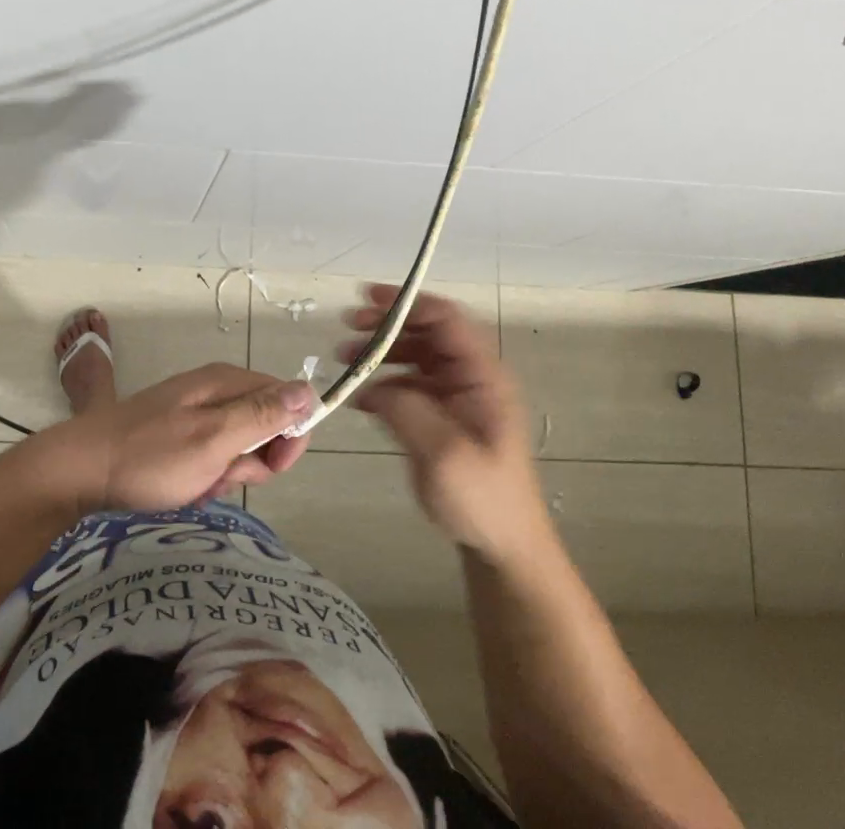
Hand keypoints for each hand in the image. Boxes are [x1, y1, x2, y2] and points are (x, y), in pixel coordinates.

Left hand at [40, 363, 315, 514]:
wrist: (80, 471)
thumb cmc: (150, 457)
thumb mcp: (214, 438)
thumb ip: (262, 415)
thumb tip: (310, 391)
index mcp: (226, 383)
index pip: (289, 402)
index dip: (290, 438)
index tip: (273, 469)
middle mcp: (213, 391)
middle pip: (263, 427)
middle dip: (250, 463)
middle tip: (219, 476)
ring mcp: (193, 414)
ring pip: (236, 449)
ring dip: (224, 475)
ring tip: (194, 485)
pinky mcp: (176, 435)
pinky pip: (209, 457)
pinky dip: (202, 478)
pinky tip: (181, 489)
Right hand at [341, 284, 553, 561]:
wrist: (502, 544)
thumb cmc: (482, 499)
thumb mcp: (444, 454)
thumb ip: (407, 410)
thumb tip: (372, 385)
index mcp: (483, 377)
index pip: (447, 321)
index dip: (407, 304)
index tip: (365, 300)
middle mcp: (470, 378)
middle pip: (427, 334)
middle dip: (386, 326)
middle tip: (346, 328)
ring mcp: (456, 398)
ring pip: (414, 358)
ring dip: (380, 353)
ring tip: (342, 359)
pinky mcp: (441, 418)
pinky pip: (408, 386)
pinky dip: (381, 384)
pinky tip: (357, 396)